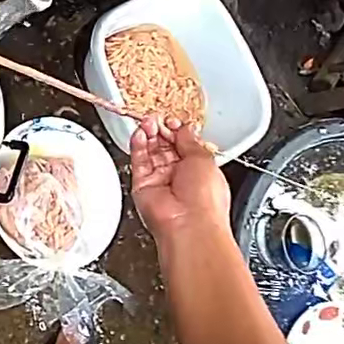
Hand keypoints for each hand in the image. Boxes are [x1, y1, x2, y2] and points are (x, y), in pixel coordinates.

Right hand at [129, 115, 229, 239]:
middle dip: (160, 130)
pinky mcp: (142, 184)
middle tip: (156, 118)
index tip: (171, 120)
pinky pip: (138, 160)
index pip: (182, 143)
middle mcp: (178, 174)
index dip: (176, 130)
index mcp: (198, 169)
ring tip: (147, 122)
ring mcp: (159, 179)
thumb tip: (184, 127)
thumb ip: (189, 140)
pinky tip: (140, 134)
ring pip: (150, 151)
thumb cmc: (206, 200)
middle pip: (165, 145)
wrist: (189, 225)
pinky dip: (138, 145)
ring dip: (148, 134)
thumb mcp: (203, 159)